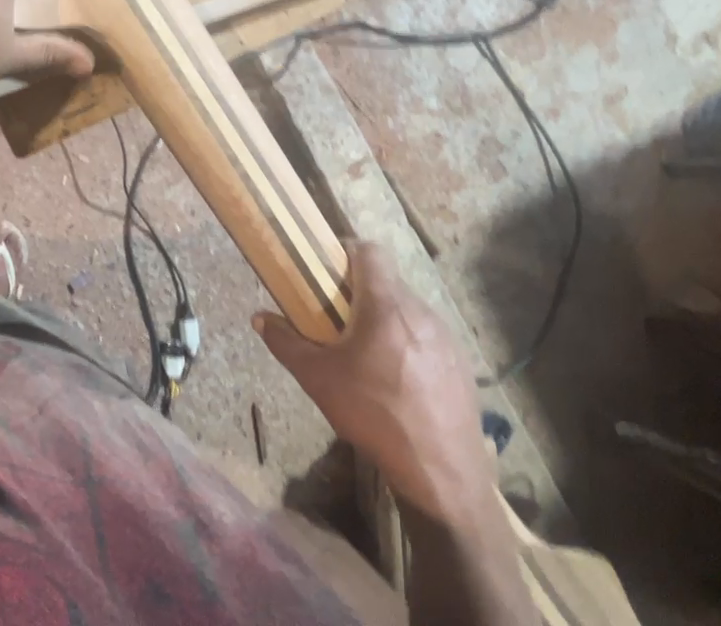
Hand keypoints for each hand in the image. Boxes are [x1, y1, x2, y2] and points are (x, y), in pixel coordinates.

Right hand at [253, 242, 496, 524]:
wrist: (440, 469)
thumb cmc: (372, 414)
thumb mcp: (316, 378)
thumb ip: (285, 342)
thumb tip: (260, 318)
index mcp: (385, 307)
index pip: (369, 251)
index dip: (344, 252)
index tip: (323, 270)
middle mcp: (420, 312)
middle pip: (386, 281)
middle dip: (357, 292)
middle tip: (333, 318)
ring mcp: (446, 338)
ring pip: (406, 309)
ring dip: (381, 318)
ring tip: (362, 353)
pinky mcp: (460, 363)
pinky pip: (425, 336)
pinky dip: (404, 342)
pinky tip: (393, 378)